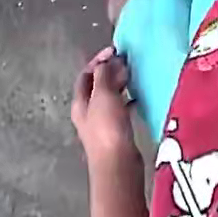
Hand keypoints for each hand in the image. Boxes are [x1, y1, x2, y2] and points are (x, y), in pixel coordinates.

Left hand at [71, 47, 136, 162]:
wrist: (118, 166)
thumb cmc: (107, 127)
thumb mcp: (103, 94)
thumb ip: (104, 75)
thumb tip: (107, 61)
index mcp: (80, 102)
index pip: (86, 74)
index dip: (98, 60)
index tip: (115, 50)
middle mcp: (87, 112)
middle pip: (96, 84)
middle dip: (109, 70)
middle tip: (126, 61)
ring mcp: (101, 124)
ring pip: (108, 96)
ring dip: (119, 83)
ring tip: (132, 75)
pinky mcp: (115, 134)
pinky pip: (120, 109)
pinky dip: (127, 99)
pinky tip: (138, 97)